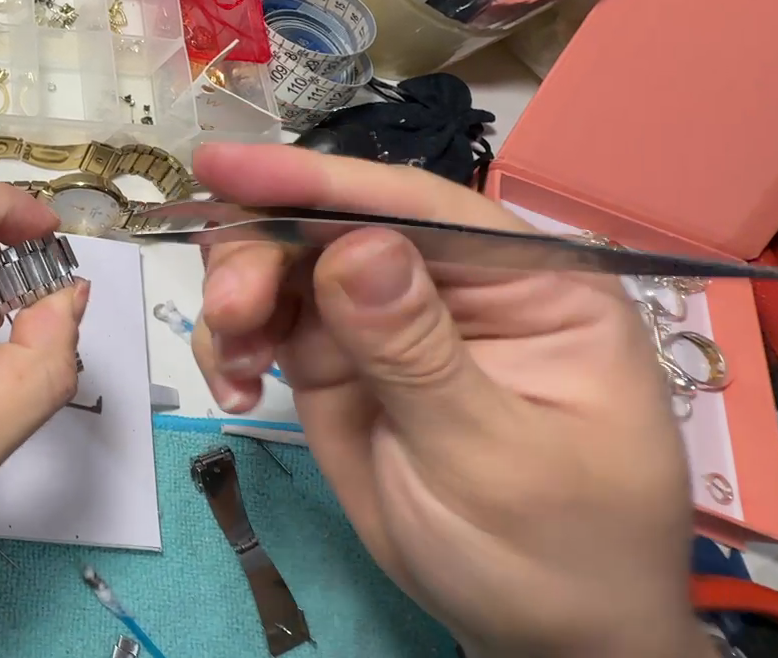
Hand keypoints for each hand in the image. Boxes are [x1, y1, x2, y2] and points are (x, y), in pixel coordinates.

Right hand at [188, 143, 705, 657]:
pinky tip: (234, 388)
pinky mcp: (323, 348)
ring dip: (234, 306)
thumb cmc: (552, 552)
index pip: (411, 204)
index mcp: (521, 280)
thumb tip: (354, 248)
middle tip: (228, 315)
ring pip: (273, 265)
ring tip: (233, 368)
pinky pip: (253, 319)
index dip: (314, 178)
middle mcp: (439, 278)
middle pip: (320, 226)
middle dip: (257, 259)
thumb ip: (418, 352)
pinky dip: (228, 346)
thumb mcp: (492, 456)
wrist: (523, 629)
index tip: (225, 166)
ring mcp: (372, 312)